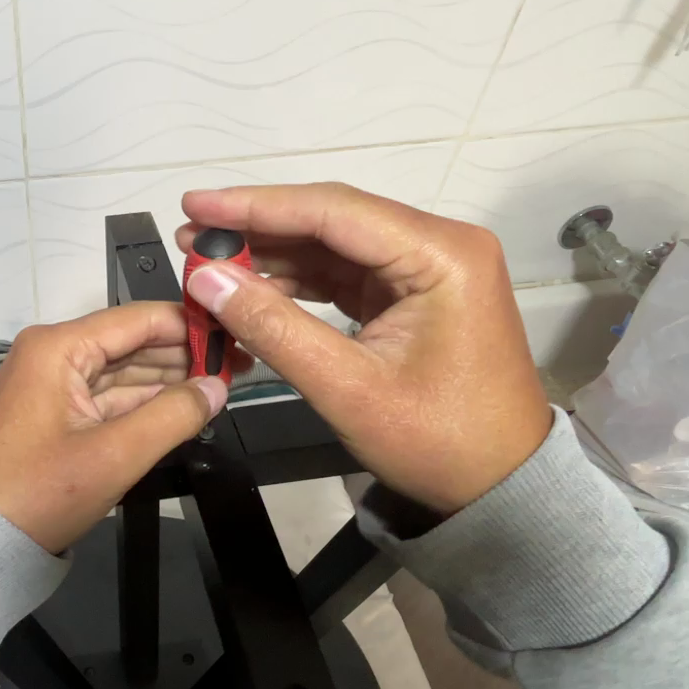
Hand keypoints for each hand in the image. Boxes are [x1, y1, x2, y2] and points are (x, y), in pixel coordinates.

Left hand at [0, 302, 233, 552]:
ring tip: (216, 389)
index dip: (192, 328)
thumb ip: (173, 416)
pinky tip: (176, 409)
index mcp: (58, 348)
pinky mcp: (49, 415)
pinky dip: (138, 405)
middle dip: (183, 357)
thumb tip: (217, 388)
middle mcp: (51, 355)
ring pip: (119, 373)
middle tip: (237, 370)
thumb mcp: (113, 456)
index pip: (140, 319)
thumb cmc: (33, 495)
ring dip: (164, 382)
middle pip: (130, 344)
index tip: (237, 339)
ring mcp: (48, 385)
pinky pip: (102, 399)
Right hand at [176, 182, 549, 514]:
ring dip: (271, 253)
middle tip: (189, 235)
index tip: (193, 203)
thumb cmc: (436, 441)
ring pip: (333, 245)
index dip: (255, 206)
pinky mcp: (412, 292)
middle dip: (257, 228)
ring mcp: (426, 267)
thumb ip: (273, 328)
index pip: (333, 211)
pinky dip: (296, 281)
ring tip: (208, 262)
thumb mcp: (347, 388)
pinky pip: (343, 274)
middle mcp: (438, 244)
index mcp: (440, 255)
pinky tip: (252, 286)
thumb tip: (205, 280)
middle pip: (332, 219)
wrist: (499, 484)